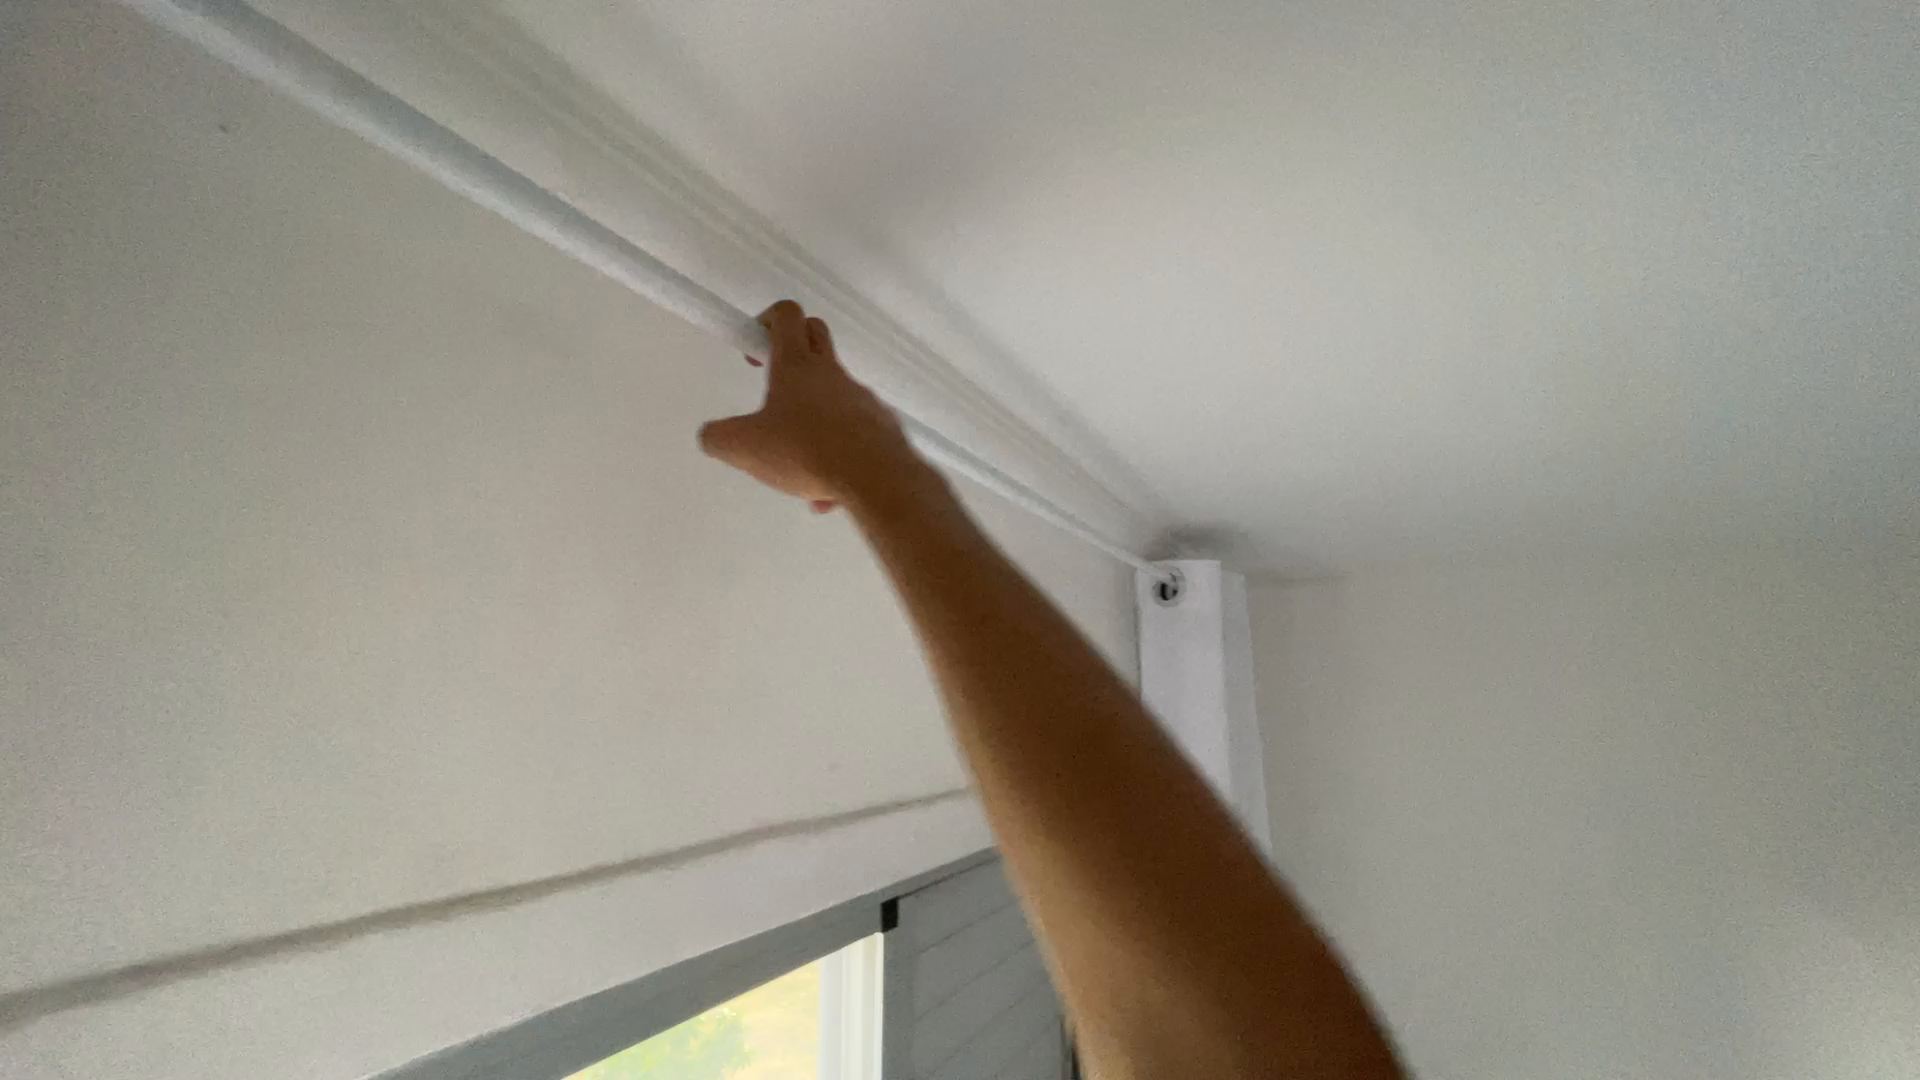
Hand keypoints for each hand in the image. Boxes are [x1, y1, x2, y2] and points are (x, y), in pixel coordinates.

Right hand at [699, 301, 923, 513]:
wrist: (877, 476)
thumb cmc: (806, 451)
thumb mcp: (744, 448)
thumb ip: (718, 437)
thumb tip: (713, 436)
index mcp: (797, 365)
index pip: (786, 314)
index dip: (765, 322)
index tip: (755, 353)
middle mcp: (834, 373)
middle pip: (817, 338)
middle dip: (793, 354)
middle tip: (776, 392)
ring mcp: (863, 398)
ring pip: (835, 398)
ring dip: (814, 424)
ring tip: (802, 471)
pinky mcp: (883, 426)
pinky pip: (855, 433)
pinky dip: (839, 455)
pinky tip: (830, 492)